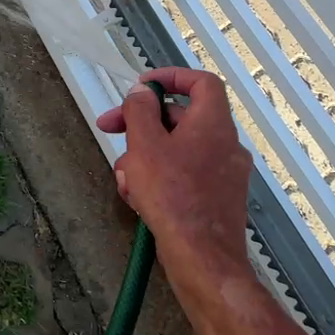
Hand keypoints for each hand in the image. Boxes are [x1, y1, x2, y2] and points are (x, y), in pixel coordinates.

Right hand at [96, 67, 253, 278]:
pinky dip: (158, 176)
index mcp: (213, 126)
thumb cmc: (171, 193)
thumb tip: (143, 93)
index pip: (202, 82)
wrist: (202, 258)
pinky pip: (183, 172)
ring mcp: (224, 173)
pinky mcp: (217, 197)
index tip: (141, 86)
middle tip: (108, 128)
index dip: (171, 76)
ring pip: (176, 147)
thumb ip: (140, 111)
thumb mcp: (144, 144)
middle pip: (180, 116)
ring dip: (142, 154)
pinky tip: (137, 196)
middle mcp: (225, 145)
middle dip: (140, 121)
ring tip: (124, 177)